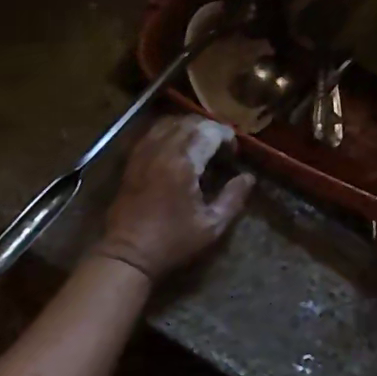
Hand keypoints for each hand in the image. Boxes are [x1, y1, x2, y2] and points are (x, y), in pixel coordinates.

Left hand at [91, 115, 256, 279]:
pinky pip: (153, 132)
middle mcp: (162, 149)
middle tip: (221, 149)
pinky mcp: (132, 159)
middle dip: (210, 129)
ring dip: (190, 127)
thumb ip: (233, 197)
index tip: (234, 153)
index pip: (210, 131)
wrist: (128, 253)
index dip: (227, 137)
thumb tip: (248, 177)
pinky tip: (178, 148)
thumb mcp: (212, 226)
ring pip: (170, 122)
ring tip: (201, 145)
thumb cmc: (172, 242)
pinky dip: (170, 132)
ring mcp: (144, 151)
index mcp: (183, 162)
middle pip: (191, 122)